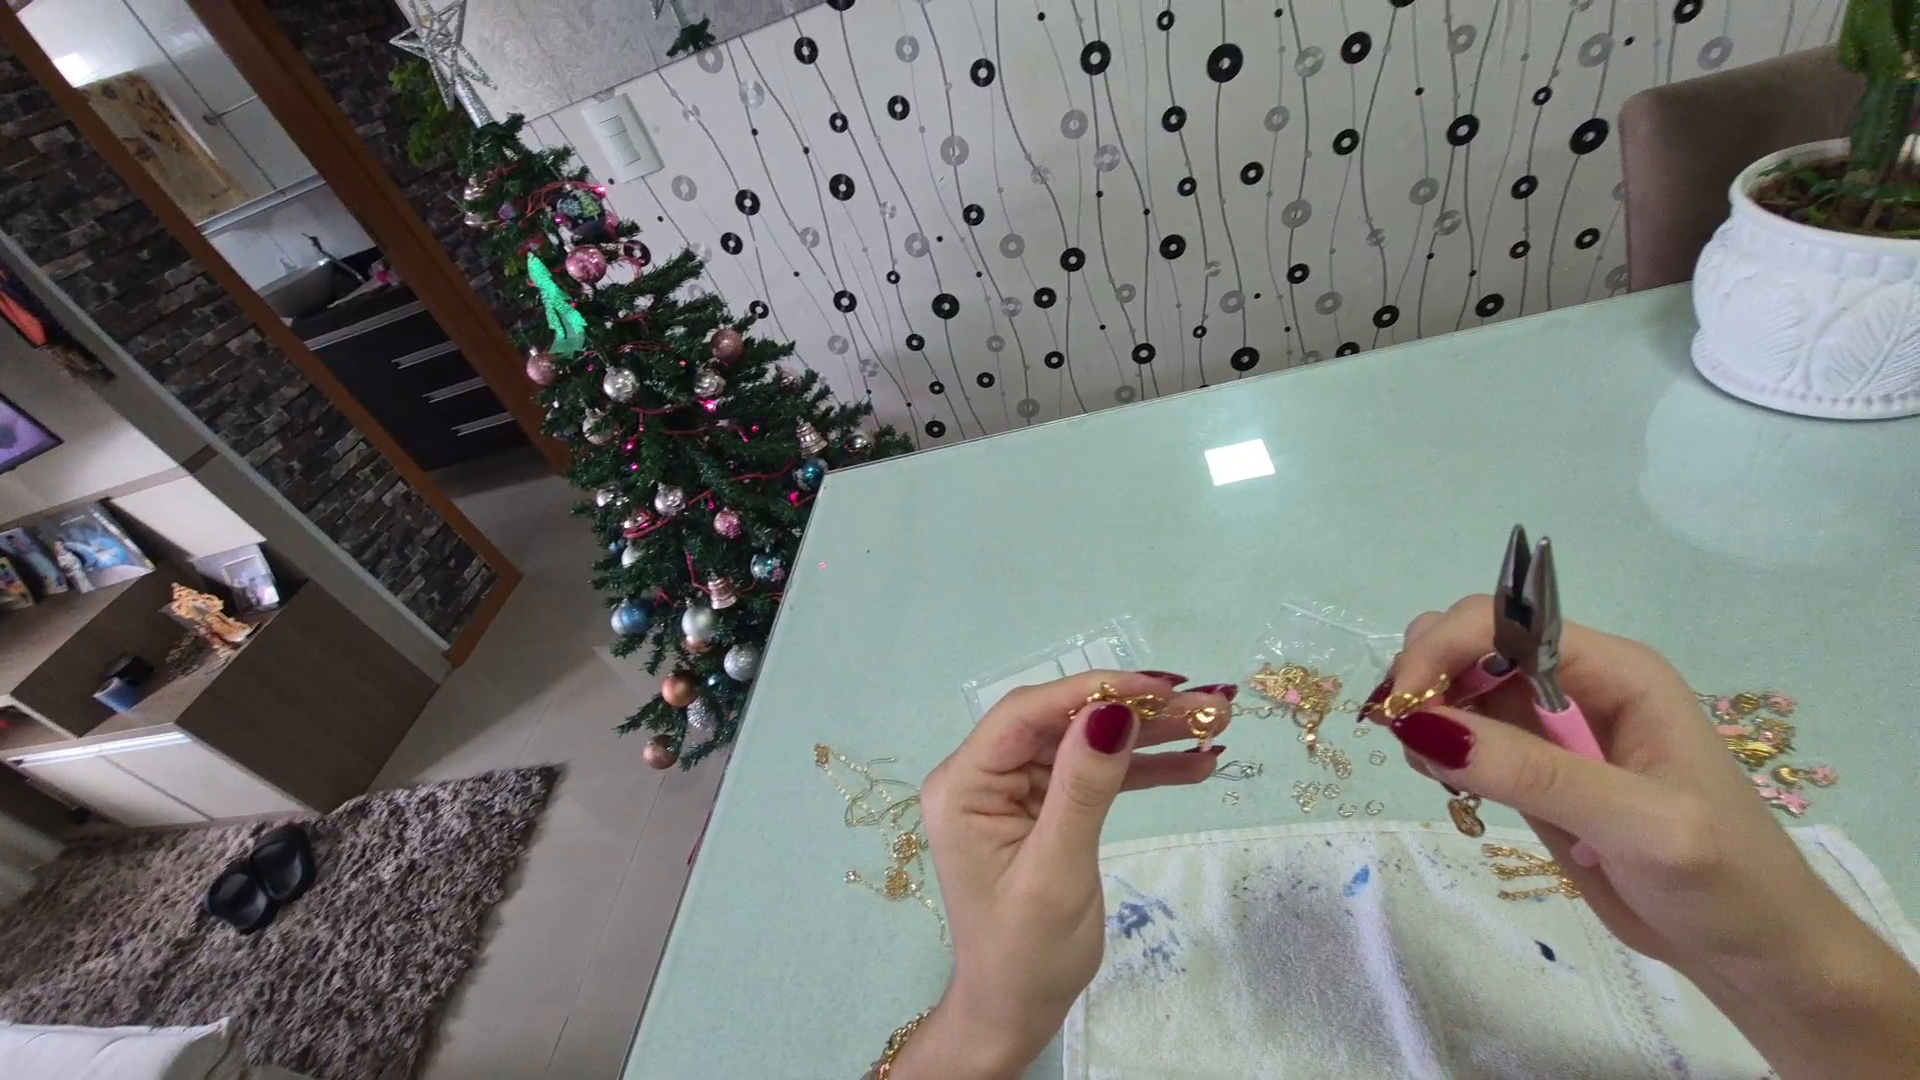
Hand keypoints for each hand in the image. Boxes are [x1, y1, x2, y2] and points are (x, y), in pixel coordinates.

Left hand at [884, 672, 1232, 1079]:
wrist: (1016, 1010)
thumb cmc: (1024, 953)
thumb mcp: (1056, 873)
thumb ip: (1083, 789)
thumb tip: (1113, 711)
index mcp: (964, 783)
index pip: (1026, 714)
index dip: (1092, 691)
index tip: (1158, 686)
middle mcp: (984, 773)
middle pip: (1063, 722)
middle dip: (1135, 711)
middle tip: (1206, 702)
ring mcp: (1016, 787)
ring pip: (1086, 742)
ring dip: (1150, 736)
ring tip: (1215, 722)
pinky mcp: (1044, 803)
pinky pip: (1096, 774)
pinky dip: (1144, 770)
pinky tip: (1196, 763)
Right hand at [1382, 595, 1919, 1079]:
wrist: (1756, 955)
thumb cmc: (1724, 882)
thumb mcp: (1638, 824)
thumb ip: (1530, 771)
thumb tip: (1416, 724)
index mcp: (1615, 671)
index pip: (1502, 622)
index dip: (1441, 647)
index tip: (1401, 705)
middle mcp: (1573, 681)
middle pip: (1466, 639)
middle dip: (1423, 675)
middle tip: (1401, 733)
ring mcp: (1546, 721)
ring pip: (1453, 681)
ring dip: (1422, 711)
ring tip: (1429, 768)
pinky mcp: (1526, 760)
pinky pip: (1457, 728)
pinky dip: (1431, 743)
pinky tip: (1444, 780)